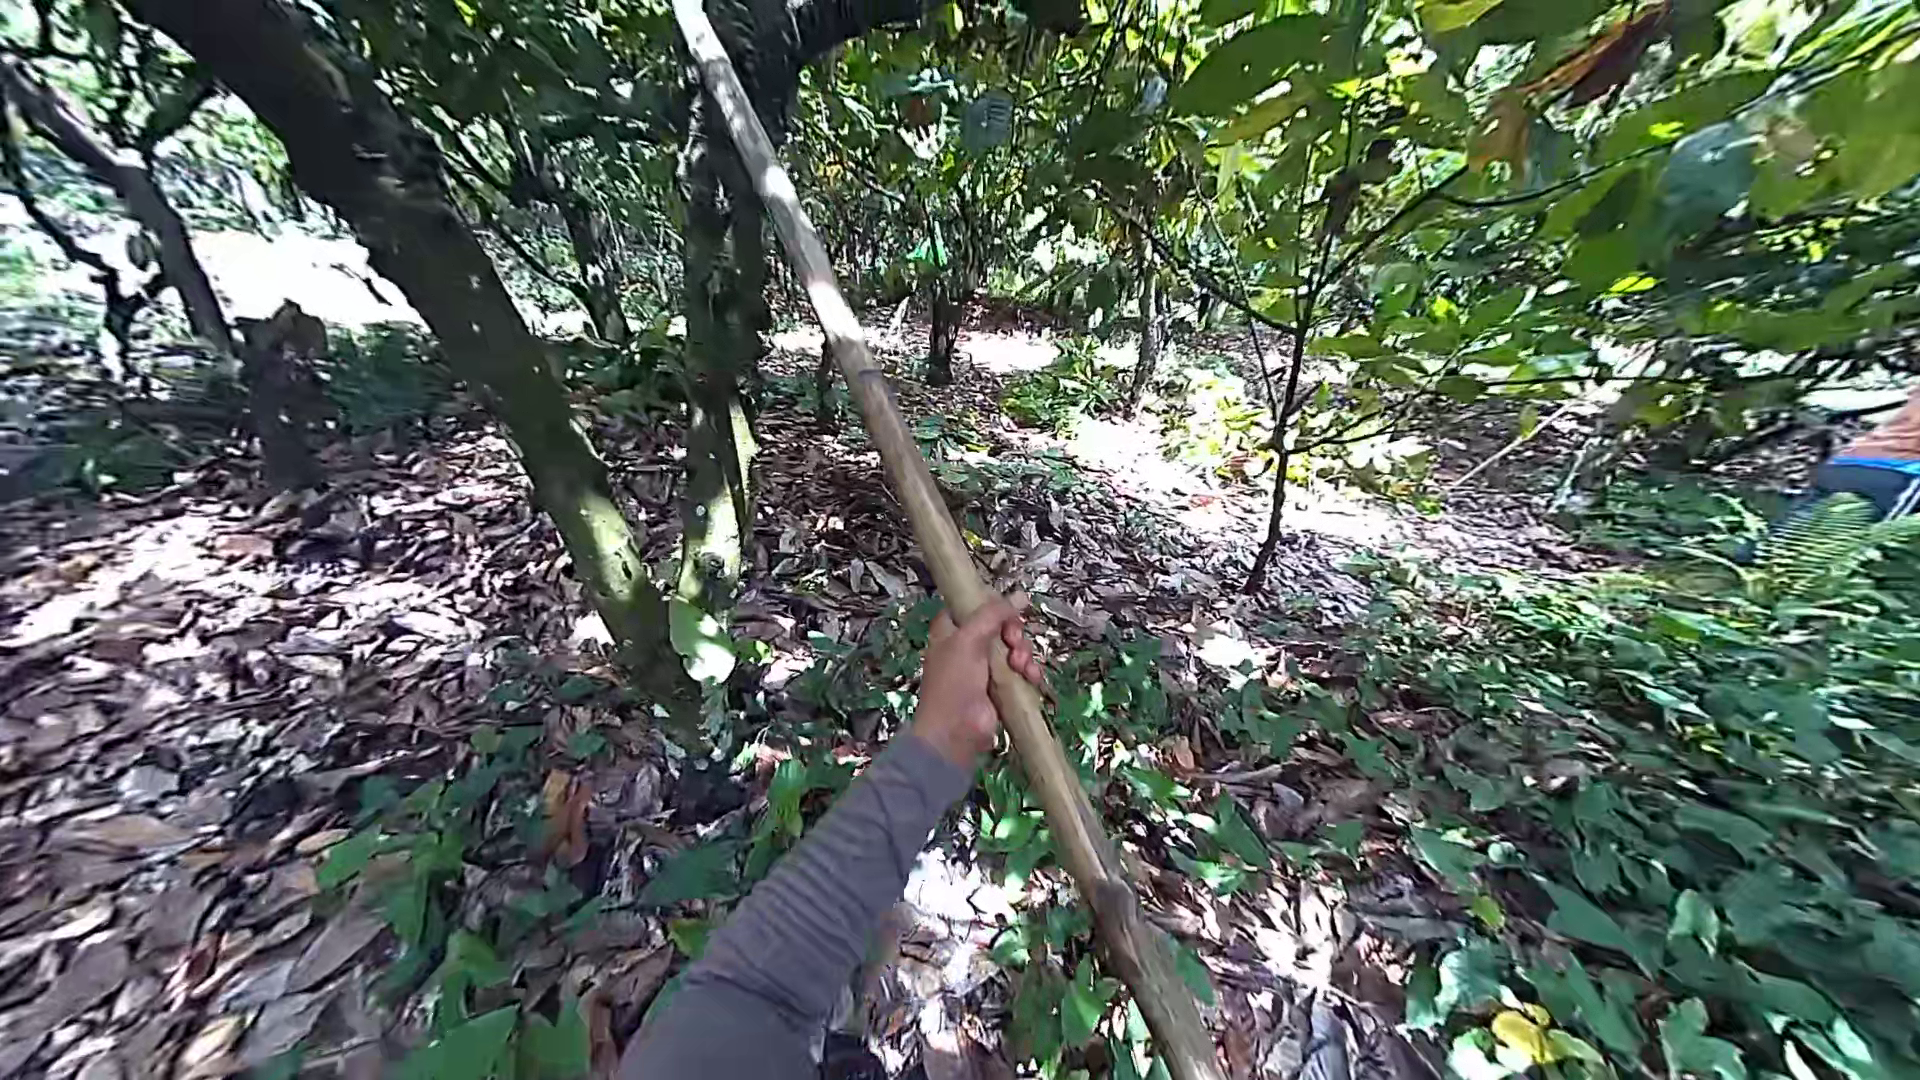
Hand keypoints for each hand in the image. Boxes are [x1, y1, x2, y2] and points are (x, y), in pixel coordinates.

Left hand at [912, 596, 1042, 767]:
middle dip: (1014, 633)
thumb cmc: (954, 682)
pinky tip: (1031, 678)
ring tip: (1020, 667)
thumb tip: (1021, 595)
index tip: (1007, 614)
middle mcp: (968, 643)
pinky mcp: (1000, 685)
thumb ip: (993, 614)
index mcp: (952, 628)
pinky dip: (1029, 671)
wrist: (955, 733)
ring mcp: (985, 665)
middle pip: (1002, 624)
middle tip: (1013, 643)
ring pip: (1014, 646)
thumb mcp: (969, 639)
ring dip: (1023, 653)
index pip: (977, 604)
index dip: (995, 606)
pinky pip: (1021, 669)